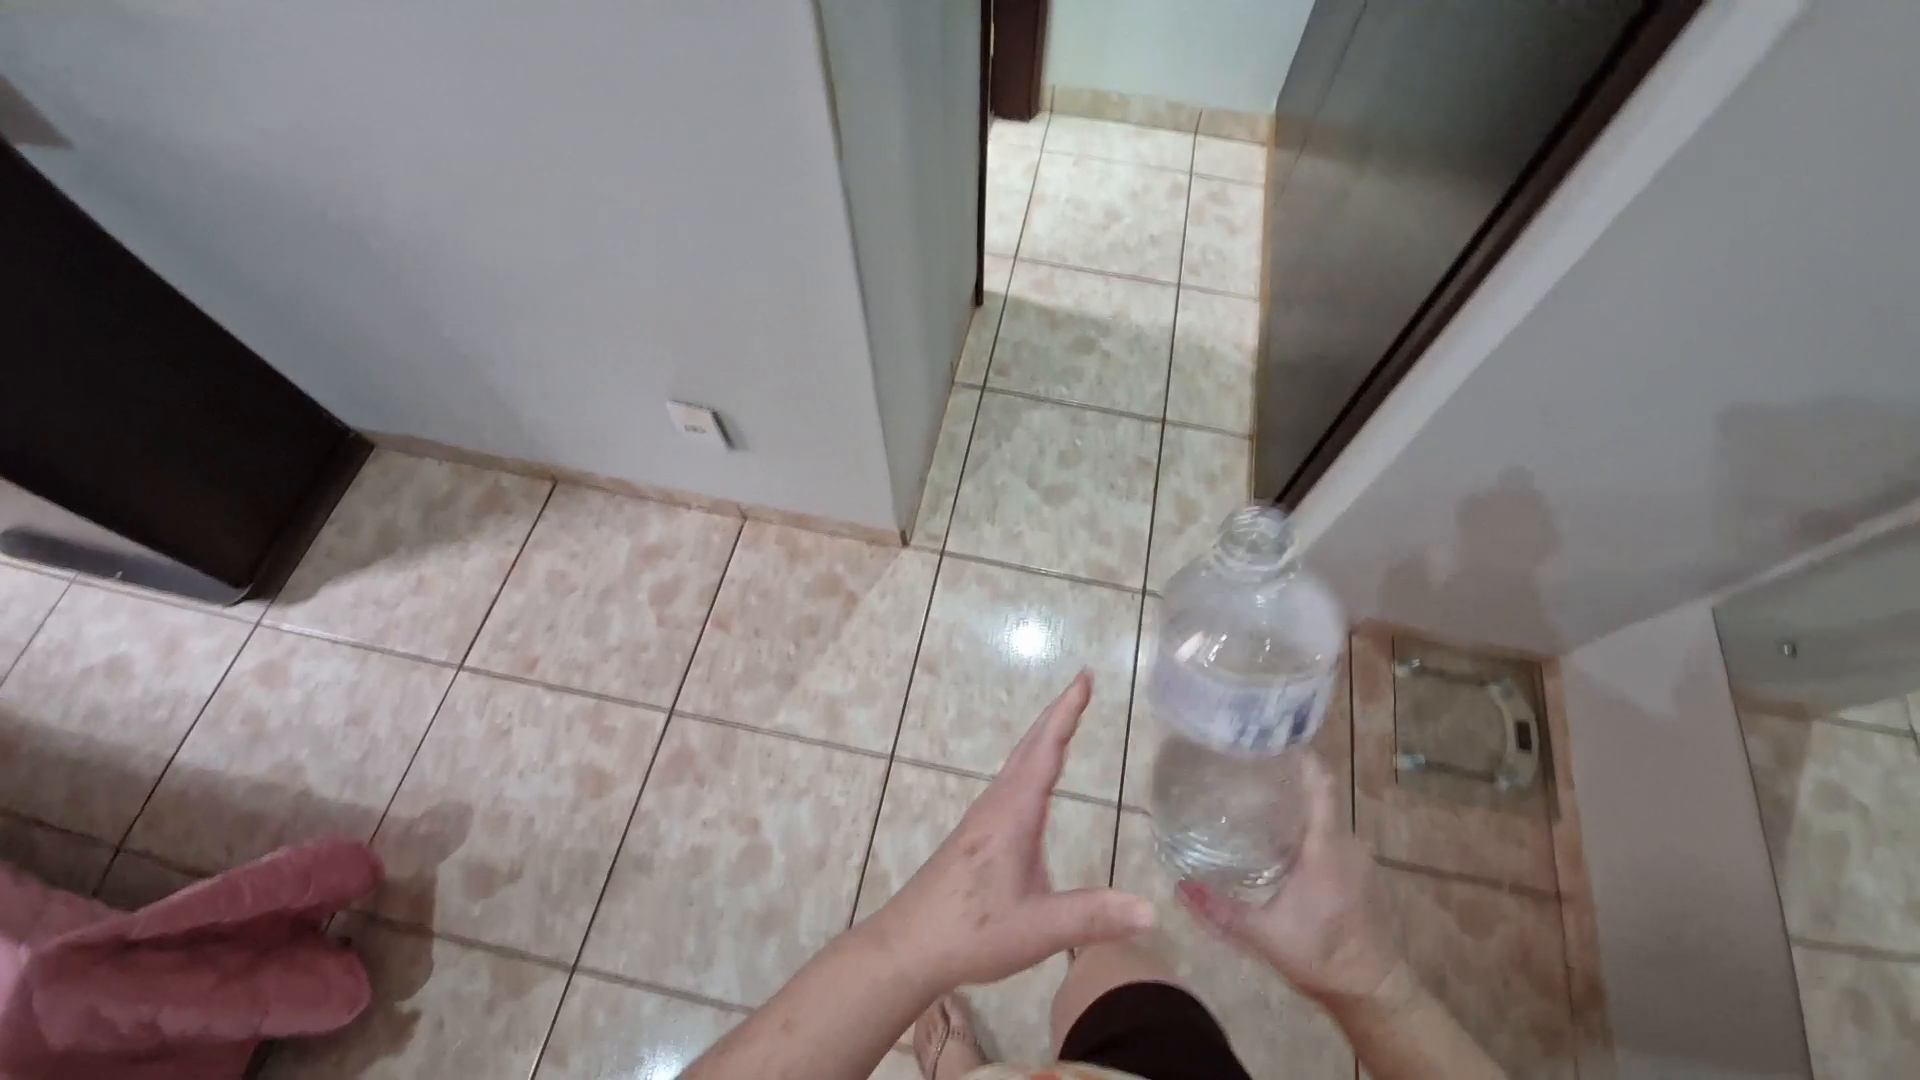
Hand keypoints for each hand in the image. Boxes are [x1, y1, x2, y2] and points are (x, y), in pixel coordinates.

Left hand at [868, 672, 1155, 989]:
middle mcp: (997, 804)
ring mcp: (982, 818)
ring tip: (1064, 720)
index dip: (1067, 713)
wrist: (908, 944)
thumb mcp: (1038, 929)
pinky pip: (1010, 781)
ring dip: (1042, 736)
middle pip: (1029, 746)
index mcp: (1013, 813)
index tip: (1084, 677)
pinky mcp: (975, 834)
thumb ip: (1093, 917)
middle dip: (1057, 713)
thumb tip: (1152, 910)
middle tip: (1081, 684)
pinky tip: (1033, 781)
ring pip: (1016, 763)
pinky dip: (1029, 762)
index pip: (1046, 750)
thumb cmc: (971, 931)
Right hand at [1174, 750, 1404, 1004]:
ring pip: (1323, 823)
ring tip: (1256, 813)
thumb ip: (1220, 910)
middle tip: (1244, 780)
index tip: (1274, 738)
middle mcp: (1348, 845)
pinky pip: (1334, 841)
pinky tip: (1283, 851)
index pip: (1320, 786)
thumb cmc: (1319, 956)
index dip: (1302, 758)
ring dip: (1295, 818)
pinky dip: (1310, 838)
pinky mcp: (1364, 873)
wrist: (1373, 991)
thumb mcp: (1263, 935)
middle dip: (1283, 789)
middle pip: (1316, 801)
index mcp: (1325, 848)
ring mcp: (1360, 859)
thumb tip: (1179, 886)